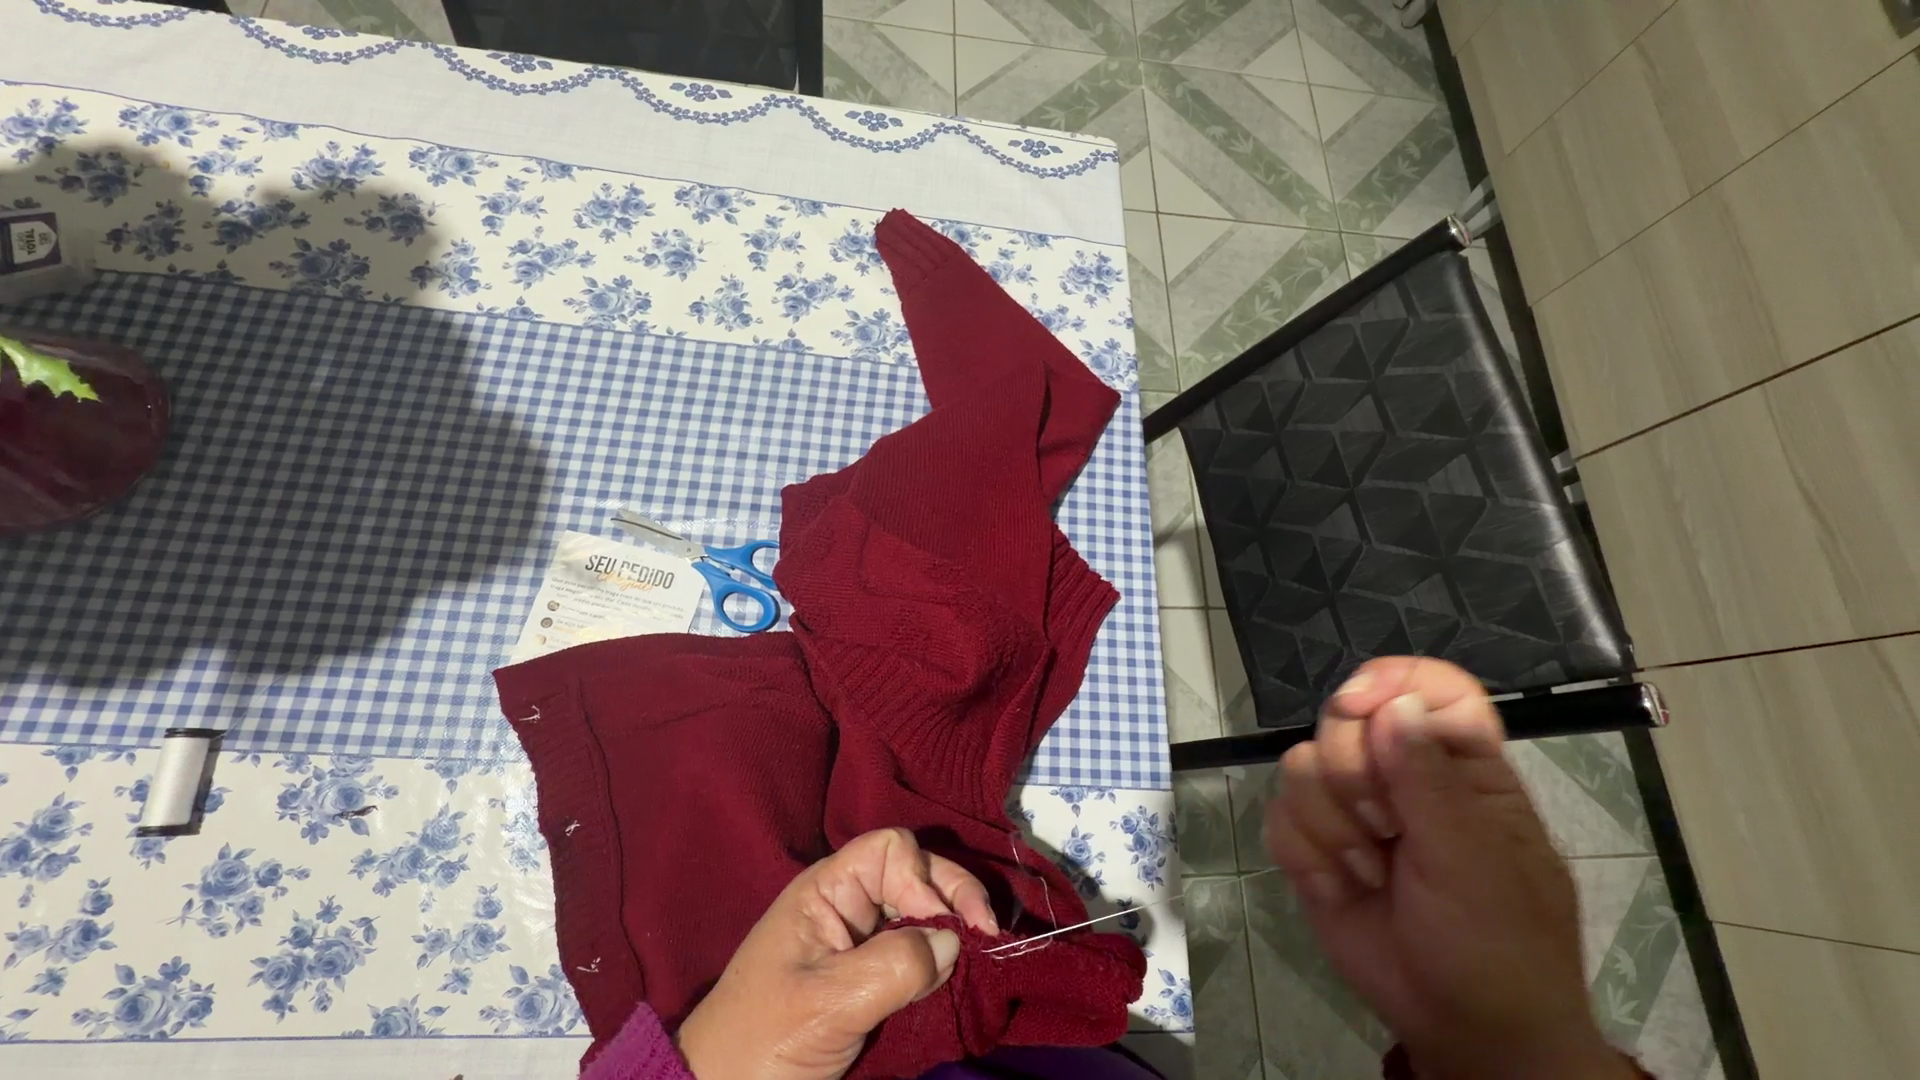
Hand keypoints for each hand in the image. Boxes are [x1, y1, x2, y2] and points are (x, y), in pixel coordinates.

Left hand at [676, 828, 998, 1079]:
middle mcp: (849, 906)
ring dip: (953, 929)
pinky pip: (917, 951)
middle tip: (985, 937)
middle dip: (954, 897)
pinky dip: (944, 959)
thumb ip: (892, 967)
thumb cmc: (762, 1042)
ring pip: (922, 912)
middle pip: (916, 873)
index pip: (891, 850)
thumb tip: (953, 940)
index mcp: (827, 891)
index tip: (942, 926)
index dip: (924, 878)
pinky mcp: (870, 978)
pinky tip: (960, 976)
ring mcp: (861, 942)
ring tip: (979, 958)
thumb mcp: (825, 1004)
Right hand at [1263, 658, 1630, 1079]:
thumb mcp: (1476, 863)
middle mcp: (1400, 773)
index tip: (1356, 707)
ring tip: (1370, 871)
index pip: (1430, 687)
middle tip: (1384, 826)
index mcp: (1460, 766)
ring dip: (1329, 826)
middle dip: (1350, 774)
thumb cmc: (1496, 945)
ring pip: (1300, 766)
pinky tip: (1341, 887)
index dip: (1388, 682)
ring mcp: (1350, 808)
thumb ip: (1430, 781)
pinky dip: (1304, 854)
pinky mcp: (1312, 843)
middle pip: (1343, 719)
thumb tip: (1394, 704)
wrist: (1461, 1029)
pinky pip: (1278, 815)